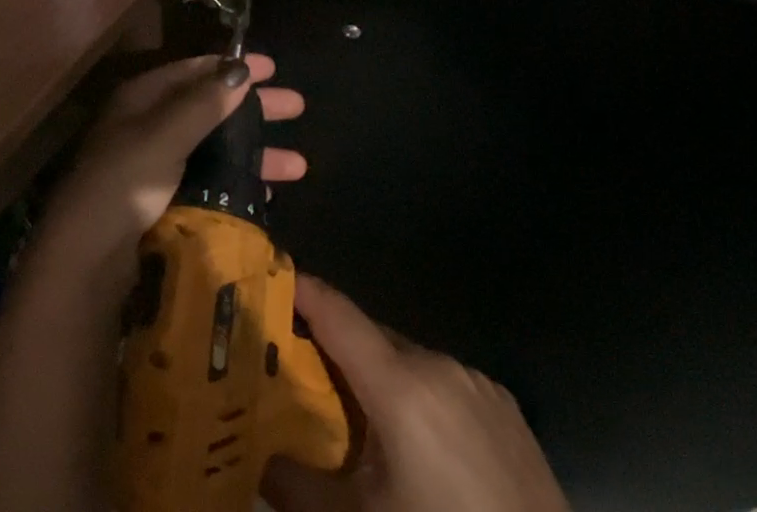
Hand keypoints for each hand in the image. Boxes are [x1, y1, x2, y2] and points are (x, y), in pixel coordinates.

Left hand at [38, 53, 306, 268]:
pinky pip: (208, 183)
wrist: (89, 252)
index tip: (274, 68)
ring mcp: (153, 166)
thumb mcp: (164, 136)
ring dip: (253, 152)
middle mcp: (145, 127)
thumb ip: (203, 103)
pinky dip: (236, 183)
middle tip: (297, 108)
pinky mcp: (162, 202)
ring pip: (212, 149)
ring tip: (298, 165)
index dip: (230, 67)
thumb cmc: (125, 182)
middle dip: (252, 109)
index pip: (190, 71)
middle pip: (206, 109)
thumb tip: (240, 68)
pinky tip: (268, 194)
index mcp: (139, 100)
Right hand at [263, 278, 570, 511]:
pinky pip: (441, 383)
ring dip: (369, 374)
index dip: (297, 288)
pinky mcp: (507, 411)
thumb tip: (250, 454)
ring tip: (344, 412)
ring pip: (404, 360)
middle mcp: (441, 368)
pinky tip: (408, 440)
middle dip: (324, 344)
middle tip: (285, 367)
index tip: (259, 275)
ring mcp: (480, 387)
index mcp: (401, 385)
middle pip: (366, 335)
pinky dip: (410, 393)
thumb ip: (290, 481)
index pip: (335, 312)